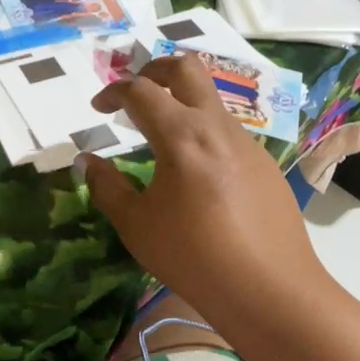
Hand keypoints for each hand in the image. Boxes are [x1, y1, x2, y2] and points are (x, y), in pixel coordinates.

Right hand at [81, 55, 332, 314]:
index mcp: (181, 135)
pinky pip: (227, 132)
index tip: (98, 110)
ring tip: (160, 137)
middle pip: (186, 68)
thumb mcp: (136, 225)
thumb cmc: (194, 257)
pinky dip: (202, 133)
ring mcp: (246, 143)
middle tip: (134, 92)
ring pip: (210, 100)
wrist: (271, 291)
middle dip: (154, 69)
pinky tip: (195, 173)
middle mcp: (216, 127)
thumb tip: (88, 162)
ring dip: (181, 103)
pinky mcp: (265, 165)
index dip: (113, 92)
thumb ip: (107, 186)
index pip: (140, 91)